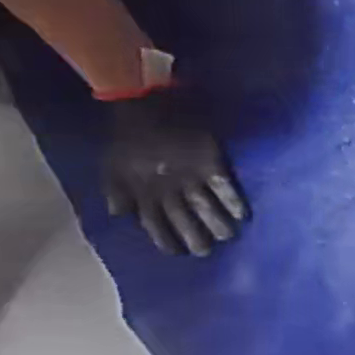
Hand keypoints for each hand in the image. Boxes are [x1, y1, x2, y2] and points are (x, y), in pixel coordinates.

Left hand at [103, 88, 247, 255]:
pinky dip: (233, 202)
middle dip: (196, 239)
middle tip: (207, 252)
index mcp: (143, 191)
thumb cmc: (128, 136)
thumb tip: (122, 216)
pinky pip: (224, 187)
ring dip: (217, 225)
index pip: (155, 225)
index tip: (178, 253)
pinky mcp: (208, 163)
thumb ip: (118, 193)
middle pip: (184, 221)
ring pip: (206, 208)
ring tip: (228, 237)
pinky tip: (243, 215)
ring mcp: (189, 176)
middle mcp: (167, 188)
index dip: (166, 241)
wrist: (141, 101)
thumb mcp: (112, 166)